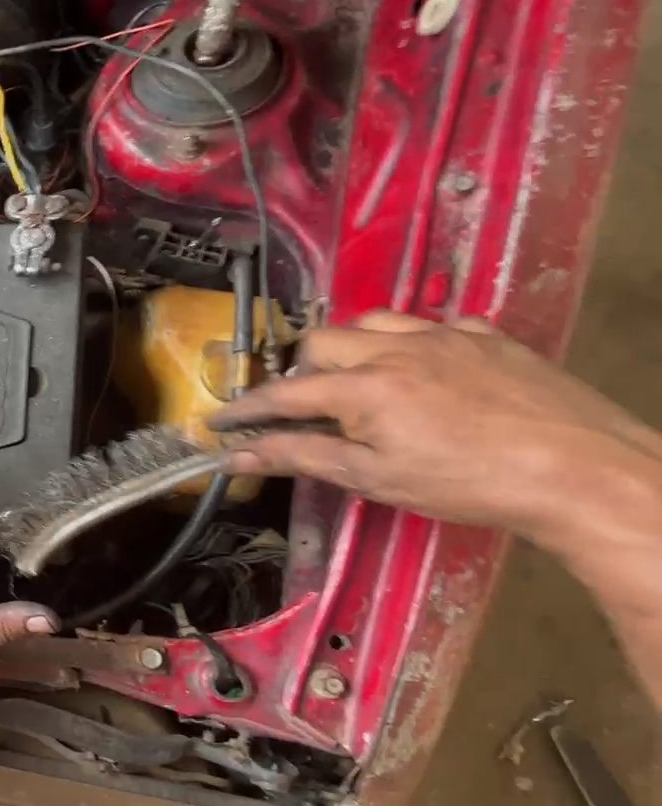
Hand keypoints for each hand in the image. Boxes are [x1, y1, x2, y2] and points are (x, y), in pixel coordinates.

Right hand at [208, 311, 661, 545]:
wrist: (588, 475)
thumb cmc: (470, 483)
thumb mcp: (373, 477)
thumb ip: (299, 456)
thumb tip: (236, 456)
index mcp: (365, 388)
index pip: (282, 393)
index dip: (244, 408)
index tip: (218, 421)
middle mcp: (398, 349)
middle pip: (320, 342)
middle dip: (298, 371)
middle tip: (302, 406)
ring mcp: (448, 336)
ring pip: (372, 321)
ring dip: (349, 346)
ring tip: (354, 378)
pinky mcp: (491, 337)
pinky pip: (433, 324)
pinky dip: (410, 342)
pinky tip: (421, 369)